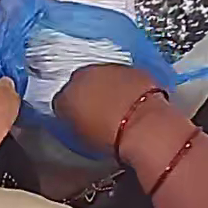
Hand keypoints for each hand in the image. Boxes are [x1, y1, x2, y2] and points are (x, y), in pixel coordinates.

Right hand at [56, 63, 187, 158]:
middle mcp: (81, 77)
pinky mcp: (131, 67)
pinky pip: (124, 76)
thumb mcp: (83, 139)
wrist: (144, 126)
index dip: (72, 112)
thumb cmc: (109, 140)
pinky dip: (127, 85)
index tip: (81, 121)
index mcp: (64, 98)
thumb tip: (81, 120)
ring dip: (108, 86)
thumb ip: (76, 124)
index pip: (62, 102)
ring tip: (119, 105)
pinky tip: (134, 99)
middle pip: (81, 82)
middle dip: (88, 93)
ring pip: (103, 76)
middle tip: (100, 111)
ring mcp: (108, 68)